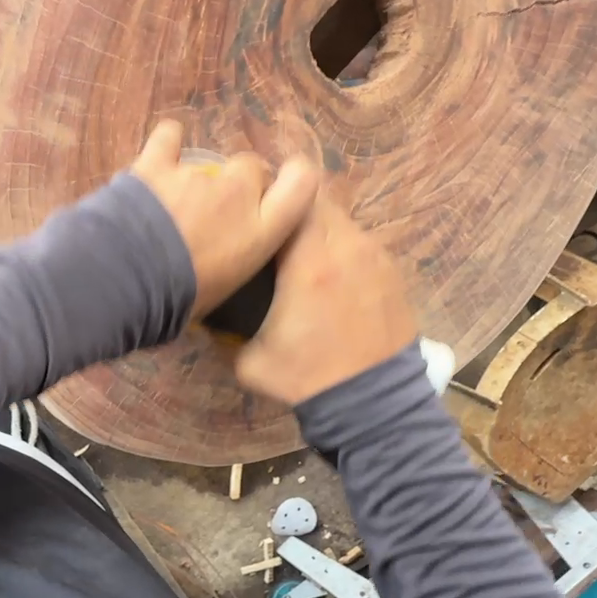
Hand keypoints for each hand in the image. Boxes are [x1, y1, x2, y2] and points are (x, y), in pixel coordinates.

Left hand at [130, 121, 319, 316]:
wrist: (122, 285)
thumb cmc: (177, 303)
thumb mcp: (223, 291)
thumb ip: (238, 258)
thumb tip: (229, 254)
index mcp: (260, 232)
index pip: (302, 185)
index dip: (293, 180)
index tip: (276, 191)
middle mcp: (237, 195)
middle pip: (251, 168)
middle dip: (238, 184)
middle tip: (213, 212)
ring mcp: (197, 175)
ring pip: (209, 160)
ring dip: (196, 177)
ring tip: (173, 203)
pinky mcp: (157, 163)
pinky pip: (168, 137)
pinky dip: (167, 142)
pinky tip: (162, 152)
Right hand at [235, 183, 418, 404]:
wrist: (372, 402)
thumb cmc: (306, 378)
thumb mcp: (249, 361)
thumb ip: (224, 330)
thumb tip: (205, 311)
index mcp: (309, 264)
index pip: (290, 200)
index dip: (269, 195)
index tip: (251, 207)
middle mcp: (347, 248)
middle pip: (318, 201)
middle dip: (292, 209)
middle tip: (270, 228)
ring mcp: (375, 257)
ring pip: (341, 221)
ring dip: (318, 229)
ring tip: (297, 252)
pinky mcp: (391, 272)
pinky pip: (359, 244)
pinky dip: (340, 249)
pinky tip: (327, 276)